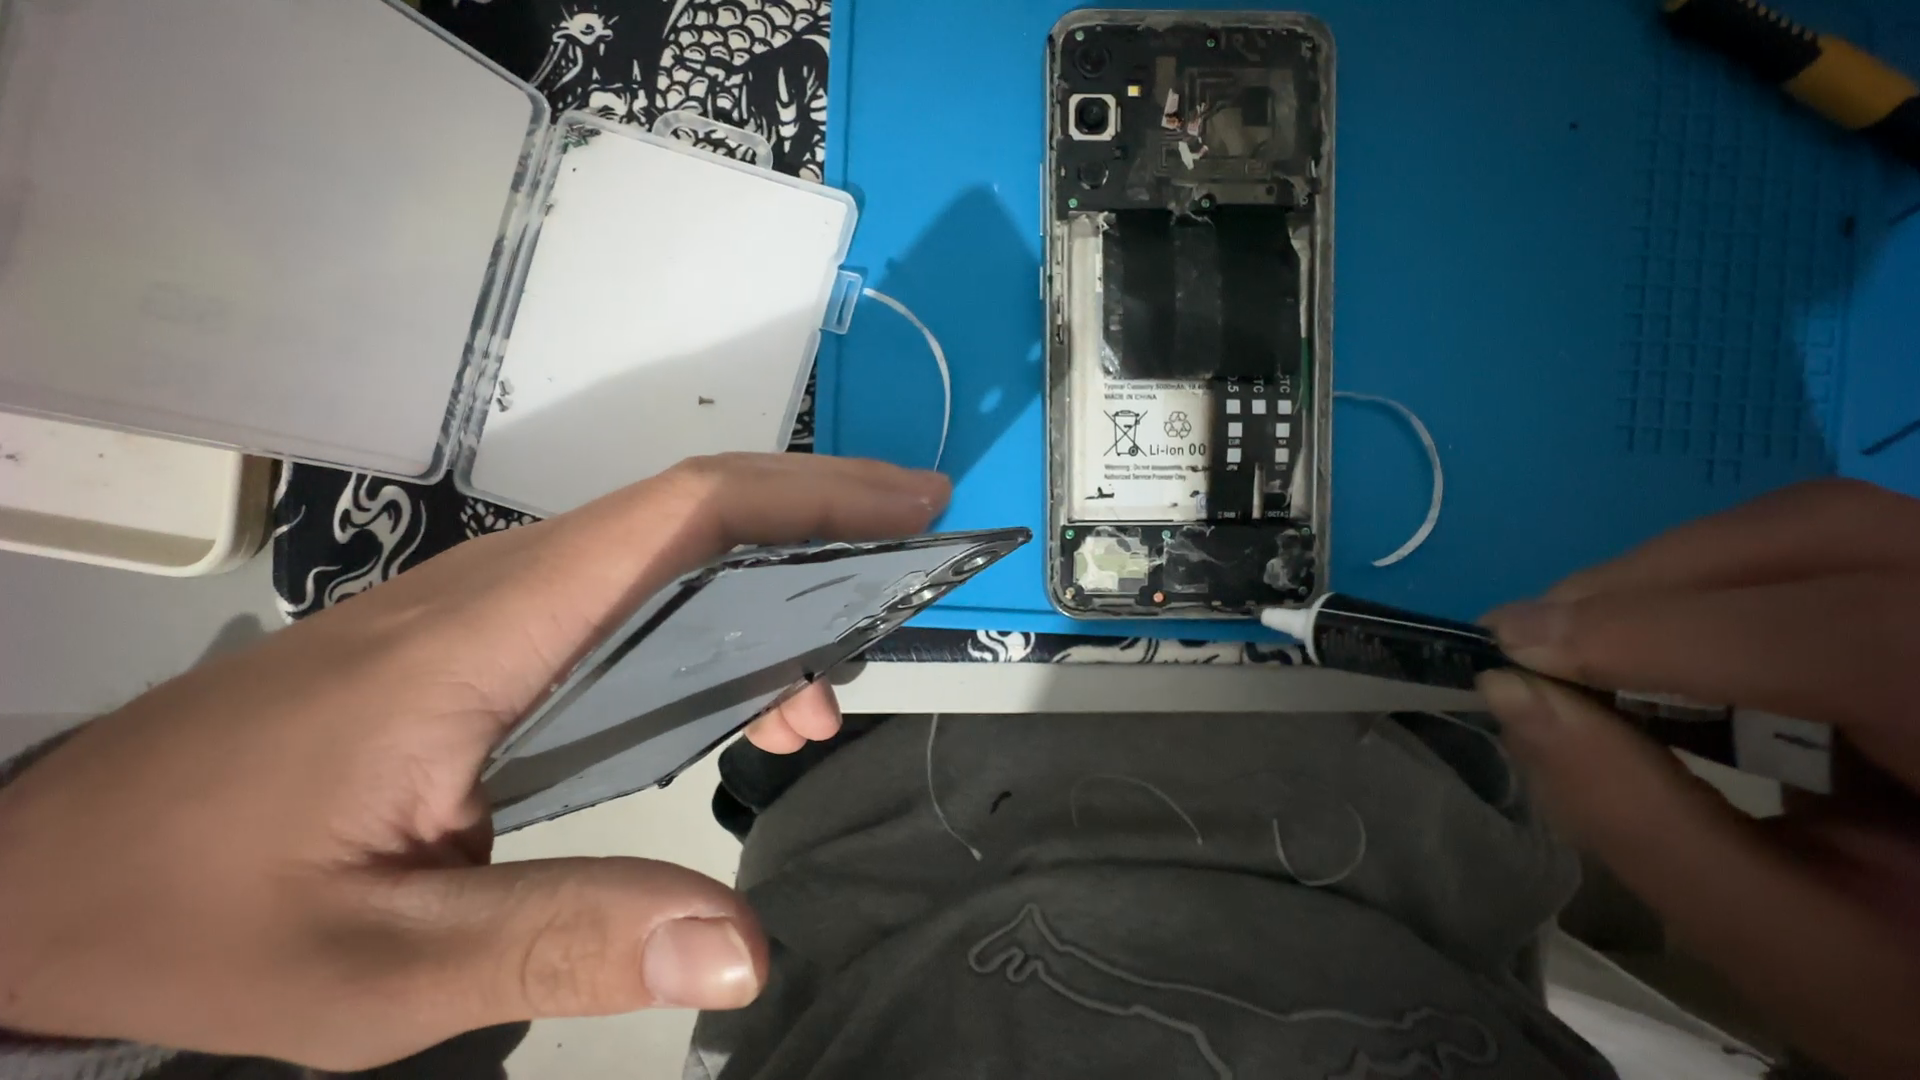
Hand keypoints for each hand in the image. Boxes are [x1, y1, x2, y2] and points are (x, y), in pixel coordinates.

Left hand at [0, 454, 948, 1069]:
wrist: (39, 878)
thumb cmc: (197, 910)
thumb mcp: (378, 966)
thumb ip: (566, 941)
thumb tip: (746, 951)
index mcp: (493, 633)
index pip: (683, 516)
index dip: (810, 495)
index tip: (908, 505)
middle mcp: (510, 589)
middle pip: (696, 514)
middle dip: (822, 525)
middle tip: (913, 574)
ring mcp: (500, 607)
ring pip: (673, 558)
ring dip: (775, 596)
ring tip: (830, 693)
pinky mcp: (493, 639)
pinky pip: (636, 603)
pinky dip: (719, 633)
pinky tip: (746, 707)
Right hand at [1478, 479, 1919, 1078]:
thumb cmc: (1919, 1002)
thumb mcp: (1788, 950)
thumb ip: (1640, 821)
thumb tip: (1507, 694)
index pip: (1856, 639)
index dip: (1664, 630)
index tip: (1514, 647)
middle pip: (1834, 539)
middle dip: (1654, 579)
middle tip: (1535, 635)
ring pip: (1828, 526)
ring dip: (1678, 571)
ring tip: (1580, 633)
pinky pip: (1833, 552)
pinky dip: (1719, 579)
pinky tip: (1657, 634)